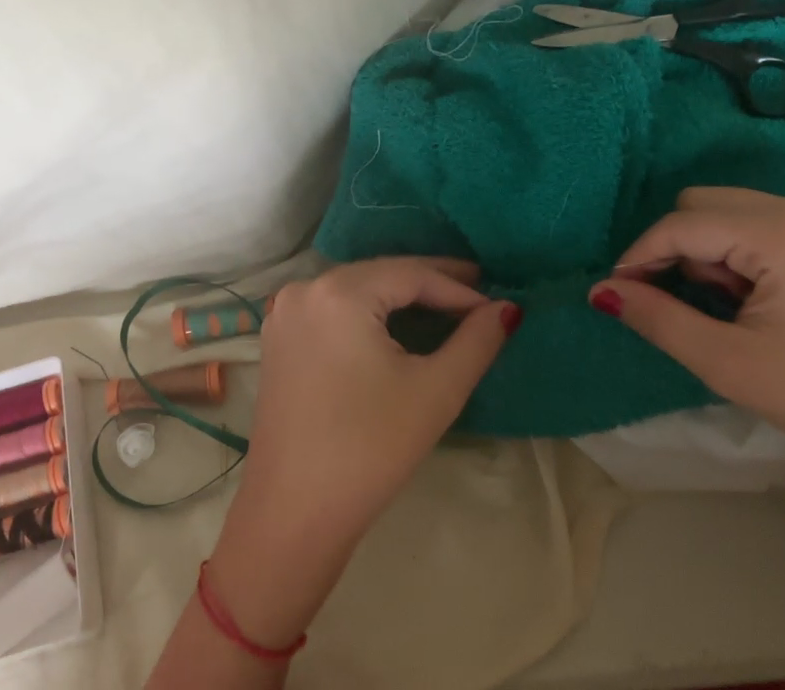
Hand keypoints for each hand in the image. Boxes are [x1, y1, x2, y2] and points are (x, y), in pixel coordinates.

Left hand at [205, 257, 516, 646]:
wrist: (295, 510)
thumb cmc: (370, 447)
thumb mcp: (435, 390)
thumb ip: (477, 341)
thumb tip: (507, 309)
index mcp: (338, 293)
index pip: (411, 274)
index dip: (458, 288)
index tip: (498, 304)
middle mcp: (303, 290)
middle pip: (379, 275)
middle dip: (429, 283)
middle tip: (478, 291)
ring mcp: (283, 315)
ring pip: (354, 290)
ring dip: (398, 296)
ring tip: (446, 306)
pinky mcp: (277, 340)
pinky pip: (331, 310)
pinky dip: (367, 312)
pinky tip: (396, 325)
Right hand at [588, 187, 784, 487]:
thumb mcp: (729, 364)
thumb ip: (657, 319)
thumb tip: (601, 292)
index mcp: (778, 232)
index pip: (679, 224)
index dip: (637, 258)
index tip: (616, 298)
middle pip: (703, 204)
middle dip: (676, 250)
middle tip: (687, 308)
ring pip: (732, 213)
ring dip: (709, 252)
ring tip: (729, 312)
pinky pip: (765, 226)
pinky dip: (741, 254)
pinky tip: (760, 304)